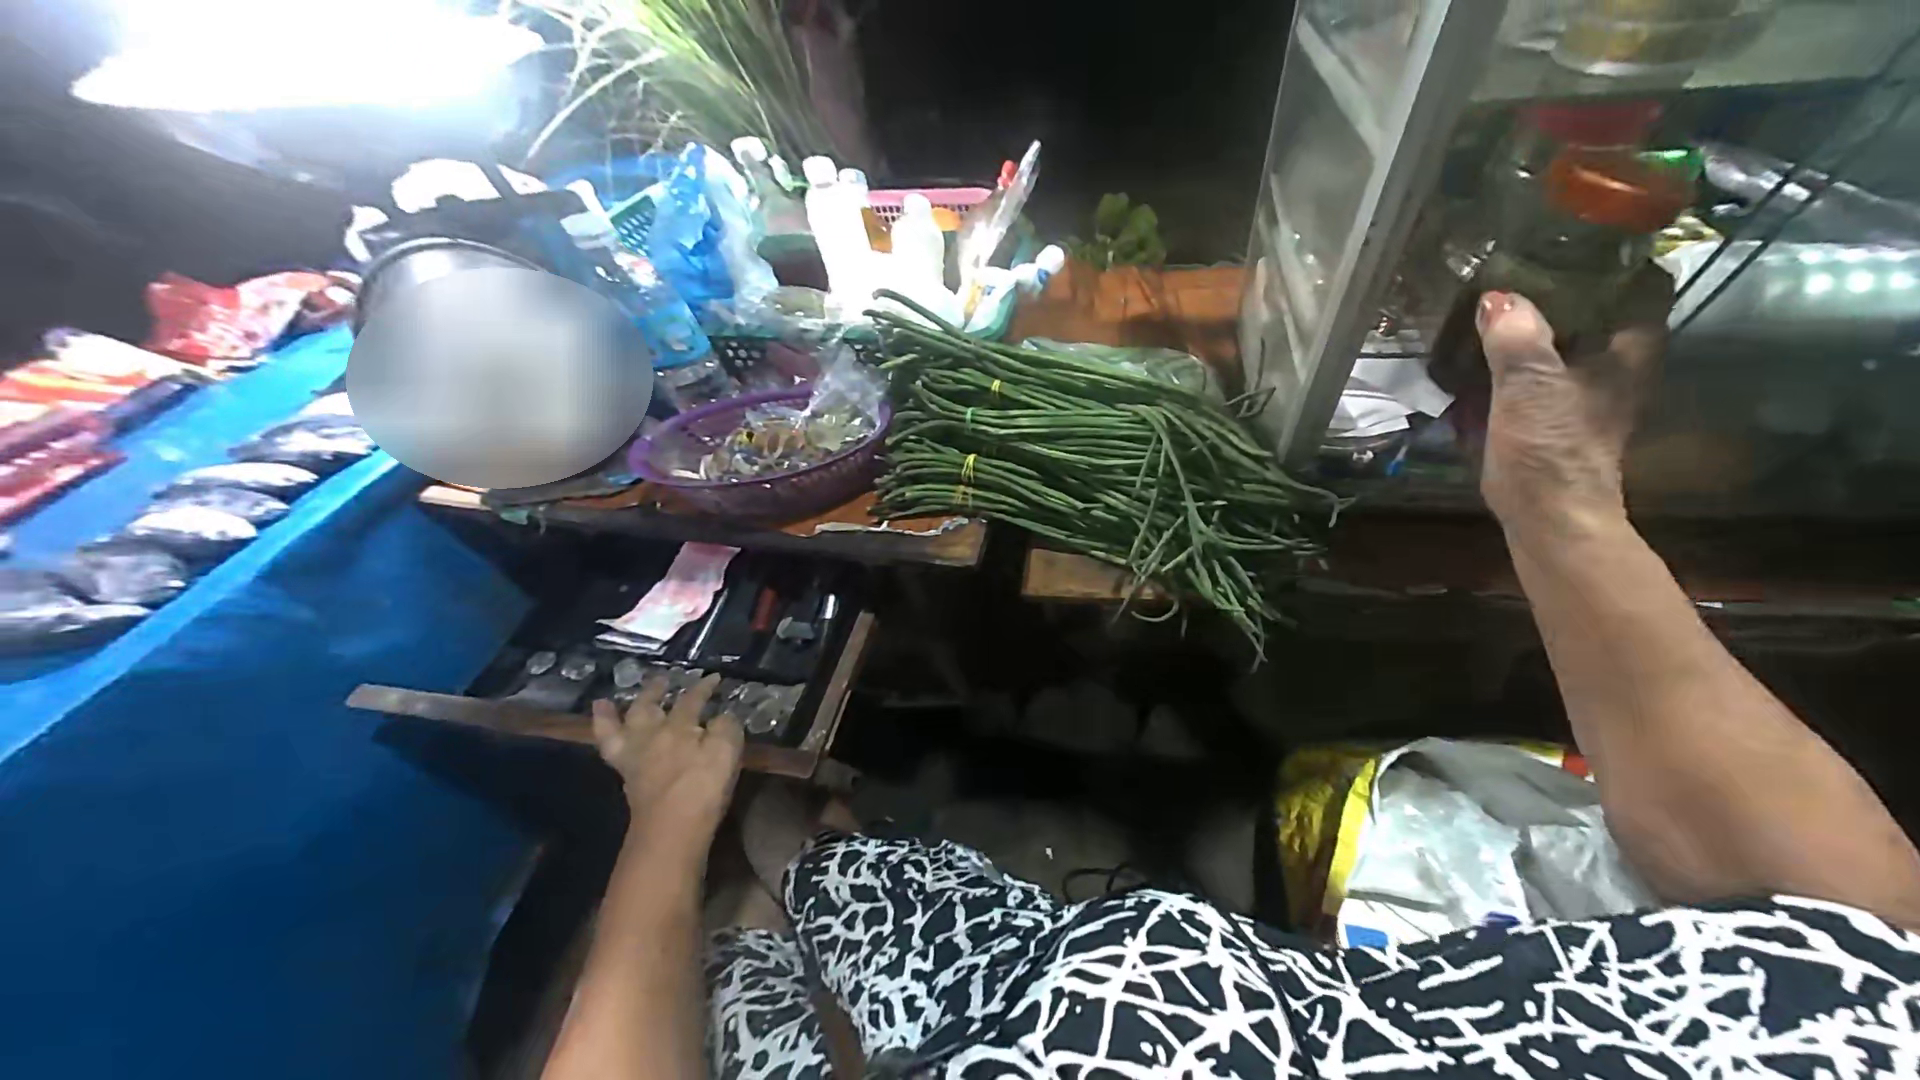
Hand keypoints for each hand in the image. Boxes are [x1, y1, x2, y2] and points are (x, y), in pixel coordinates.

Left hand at [591, 674, 743, 856]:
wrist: (671, 828)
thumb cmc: (704, 787)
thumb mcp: (727, 750)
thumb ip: (726, 727)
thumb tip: (721, 717)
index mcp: (679, 726)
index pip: (693, 699)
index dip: (705, 687)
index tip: (715, 678)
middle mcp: (652, 735)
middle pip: (649, 706)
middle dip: (656, 690)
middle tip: (662, 679)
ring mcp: (634, 756)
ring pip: (619, 726)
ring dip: (614, 713)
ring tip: (605, 702)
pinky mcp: (626, 777)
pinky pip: (610, 751)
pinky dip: (605, 738)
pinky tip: (610, 735)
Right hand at [1476, 269, 1669, 540]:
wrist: (1545, 512)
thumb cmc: (1551, 447)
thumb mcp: (1530, 386)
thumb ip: (1515, 337)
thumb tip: (1494, 295)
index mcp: (1629, 350)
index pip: (1638, 284)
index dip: (1610, 259)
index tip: (1568, 240)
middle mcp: (1613, 364)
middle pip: (1593, 310)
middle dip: (1556, 290)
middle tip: (1512, 268)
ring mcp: (1580, 390)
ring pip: (1558, 341)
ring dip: (1527, 326)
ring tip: (1487, 305)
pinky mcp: (1548, 414)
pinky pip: (1530, 371)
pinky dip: (1508, 358)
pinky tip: (1477, 353)